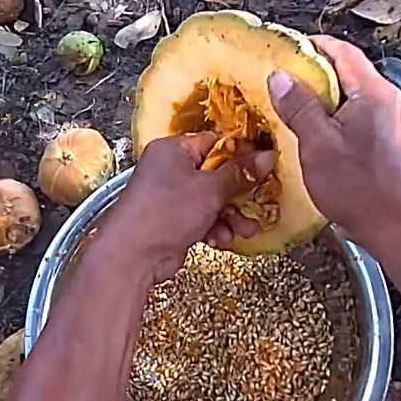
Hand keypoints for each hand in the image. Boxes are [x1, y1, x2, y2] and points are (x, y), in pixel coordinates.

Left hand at [99, 133, 276, 280]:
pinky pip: (203, 219)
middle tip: (257, 203)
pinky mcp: (174, 221)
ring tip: (245, 230)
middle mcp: (170, 170)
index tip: (262, 166)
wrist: (133, 256)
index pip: (214, 143)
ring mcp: (171, 197)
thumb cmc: (165, 213)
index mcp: (173, 150)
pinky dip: (215, 228)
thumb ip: (240, 174)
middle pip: (216, 175)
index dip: (240, 155)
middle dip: (238, 194)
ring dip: (231, 216)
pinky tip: (221, 240)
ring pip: (213, 201)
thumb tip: (267, 156)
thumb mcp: (210, 190)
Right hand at [267, 35, 400, 246]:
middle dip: (313, 76)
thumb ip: (299, 108)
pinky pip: (356, 119)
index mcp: (374, 93)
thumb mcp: (318, 145)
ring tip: (293, 110)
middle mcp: (388, 102)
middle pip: (347, 73)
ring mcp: (390, 123)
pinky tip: (314, 136)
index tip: (287, 51)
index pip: (343, 51)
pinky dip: (334, 120)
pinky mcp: (387, 143)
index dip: (313, 46)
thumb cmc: (360, 189)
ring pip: (350, 99)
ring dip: (322, 101)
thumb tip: (280, 79)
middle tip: (283, 82)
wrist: (395, 226)